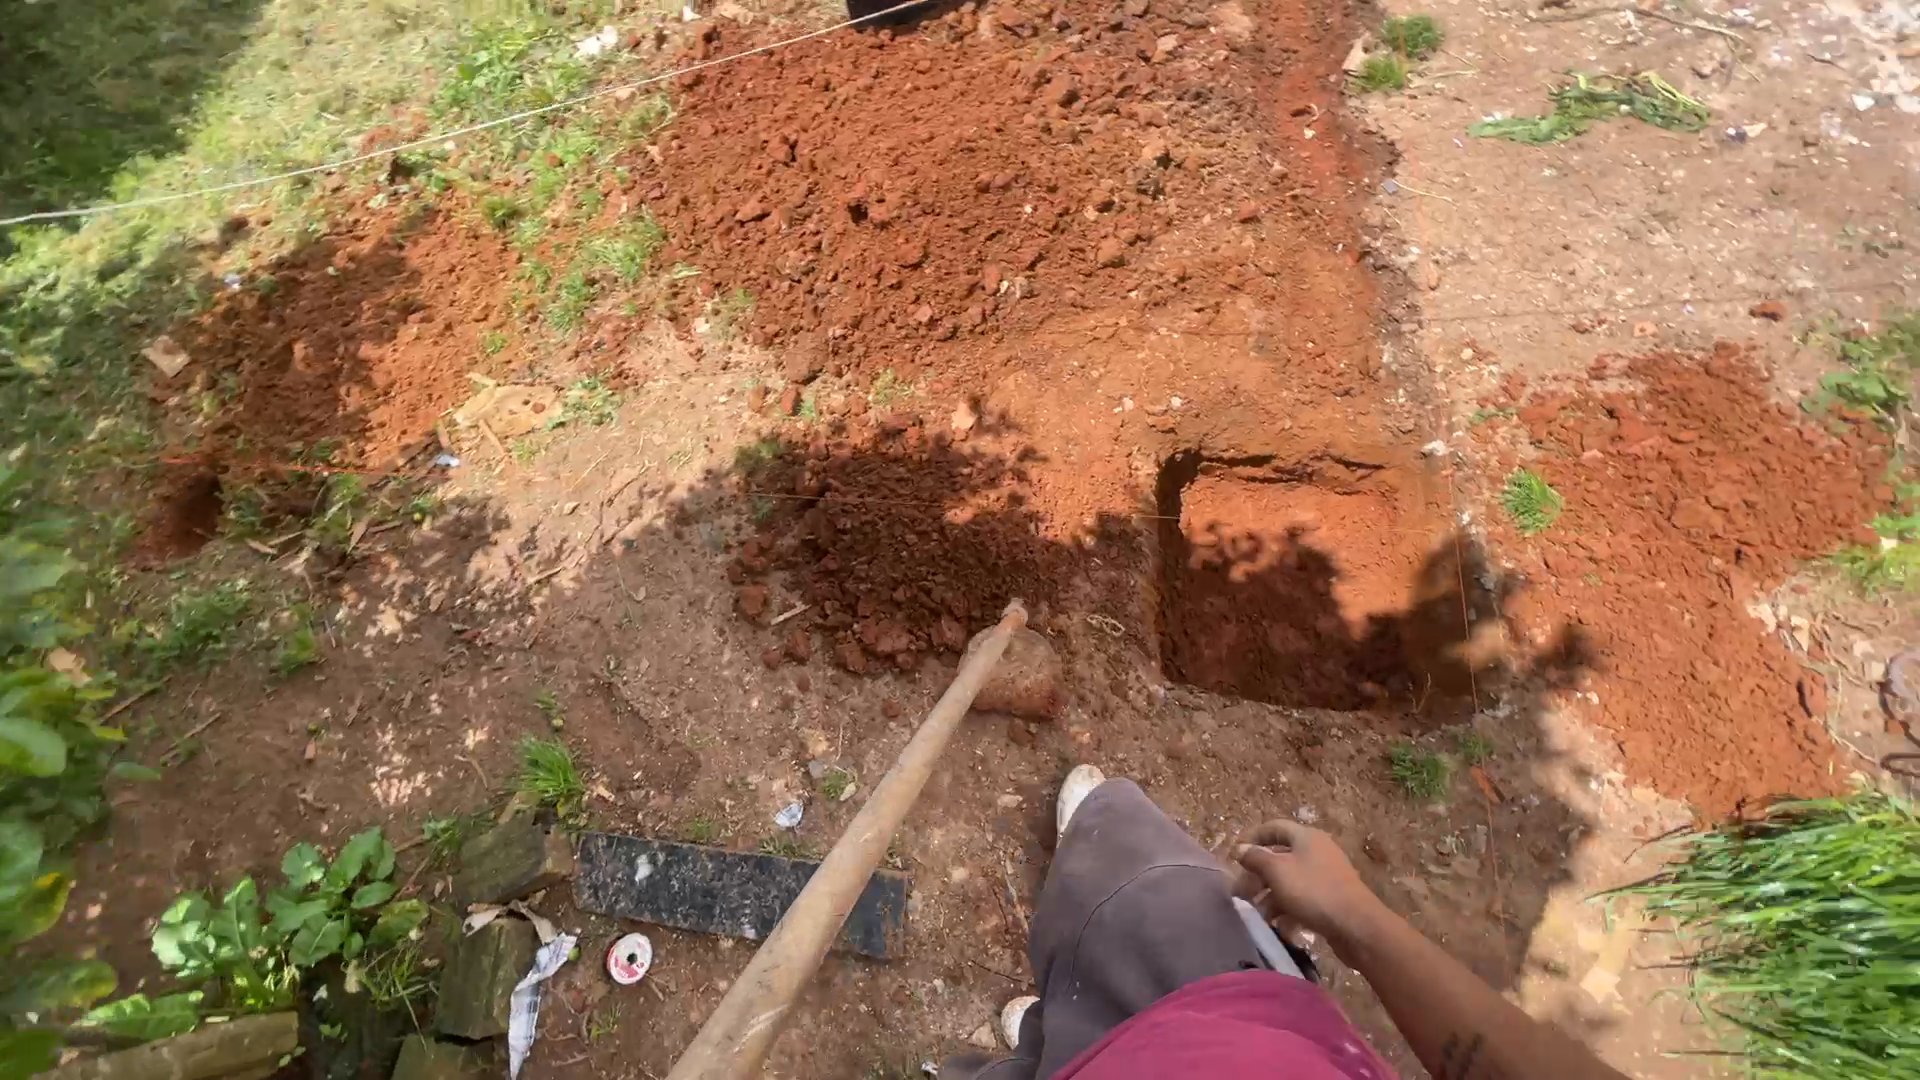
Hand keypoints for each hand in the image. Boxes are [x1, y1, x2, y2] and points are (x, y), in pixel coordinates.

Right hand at [1233, 821, 1385, 959]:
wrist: (1359, 929)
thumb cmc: (1314, 891)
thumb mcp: (1277, 871)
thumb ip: (1255, 858)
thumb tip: (1240, 849)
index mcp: (1305, 837)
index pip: (1273, 828)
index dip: (1252, 838)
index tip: (1234, 855)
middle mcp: (1316, 853)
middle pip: (1278, 858)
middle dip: (1257, 875)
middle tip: (1240, 893)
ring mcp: (1325, 878)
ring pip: (1289, 882)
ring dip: (1269, 897)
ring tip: (1256, 914)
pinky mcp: (1331, 902)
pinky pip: (1302, 900)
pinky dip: (1287, 910)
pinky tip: (1277, 927)